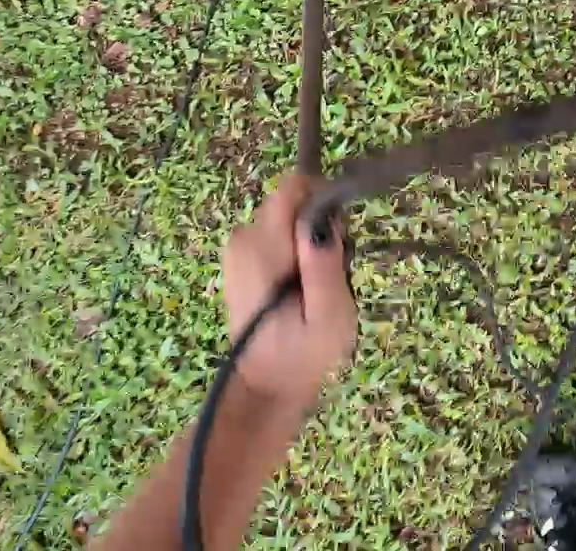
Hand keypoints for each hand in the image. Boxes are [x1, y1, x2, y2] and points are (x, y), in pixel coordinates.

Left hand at [220, 175, 356, 407]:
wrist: (265, 386)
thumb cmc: (303, 353)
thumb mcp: (328, 315)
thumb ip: (324, 263)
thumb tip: (321, 219)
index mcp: (261, 250)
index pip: (291, 189)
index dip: (322, 201)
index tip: (338, 235)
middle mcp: (242, 240)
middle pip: (289, 200)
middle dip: (315, 221)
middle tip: (331, 266)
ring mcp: (237, 249)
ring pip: (283, 216)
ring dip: (305, 236)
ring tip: (316, 279)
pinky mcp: (239, 259)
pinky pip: (274, 232)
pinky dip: (291, 248)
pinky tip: (298, 282)